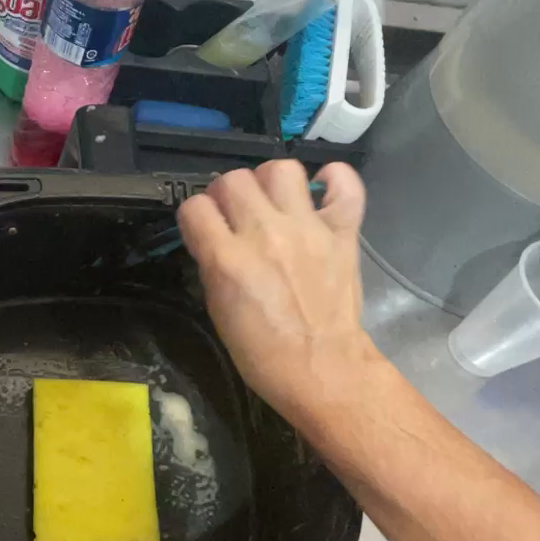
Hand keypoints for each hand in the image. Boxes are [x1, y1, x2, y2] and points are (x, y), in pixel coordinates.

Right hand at [178, 160, 378, 422]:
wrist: (323, 370)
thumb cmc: (261, 351)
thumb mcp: (218, 308)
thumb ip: (213, 263)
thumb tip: (215, 236)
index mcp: (227, 260)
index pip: (195, 207)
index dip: (195, 217)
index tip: (203, 229)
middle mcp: (266, 234)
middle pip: (233, 180)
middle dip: (226, 195)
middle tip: (235, 216)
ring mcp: (308, 229)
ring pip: (281, 170)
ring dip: (270, 182)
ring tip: (272, 204)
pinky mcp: (343, 231)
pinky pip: (344, 184)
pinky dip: (333, 180)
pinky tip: (319, 194)